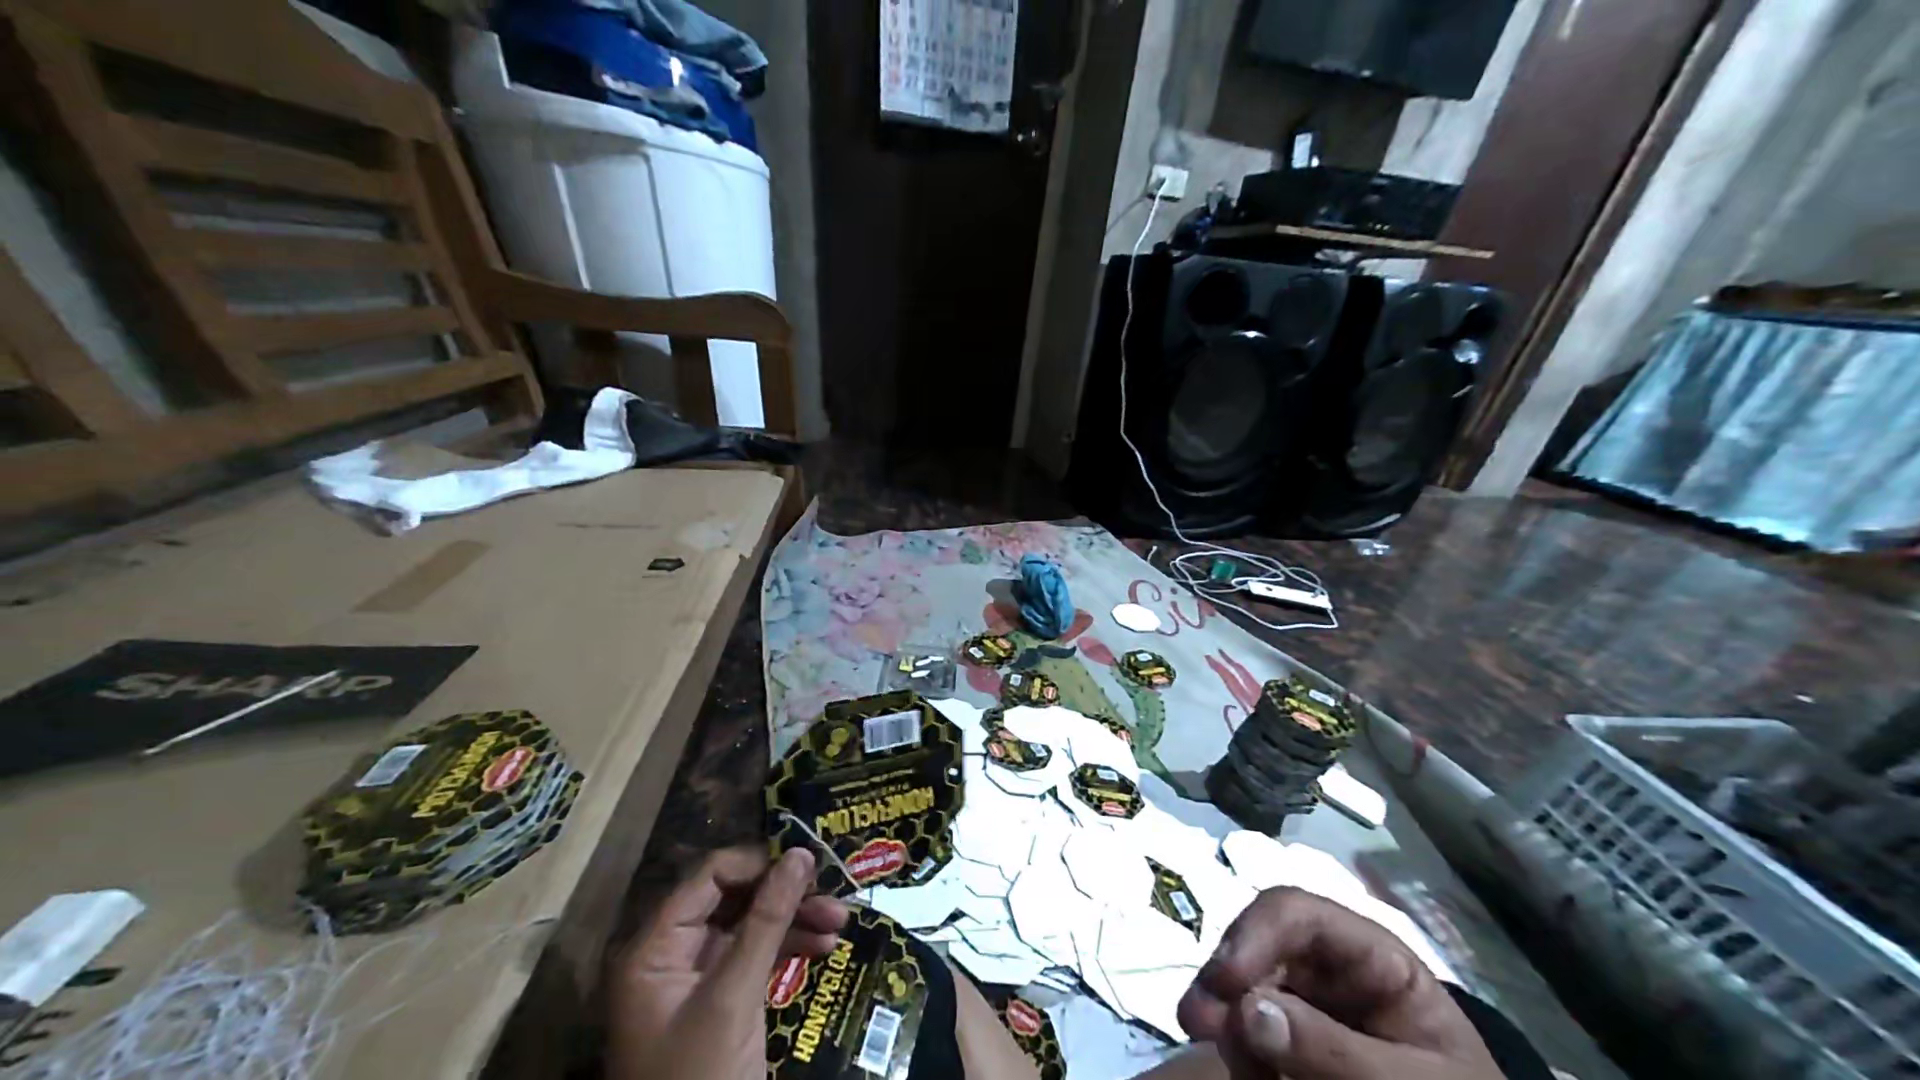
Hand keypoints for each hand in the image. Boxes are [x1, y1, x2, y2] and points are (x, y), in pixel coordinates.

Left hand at [607, 847, 849, 1079]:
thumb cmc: (699, 1077)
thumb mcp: (733, 998)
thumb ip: (766, 922)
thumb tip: (799, 855)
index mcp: (656, 946)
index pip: (709, 878)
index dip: (758, 863)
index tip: (806, 861)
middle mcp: (673, 953)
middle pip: (734, 899)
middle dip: (784, 894)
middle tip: (831, 890)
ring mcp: (698, 979)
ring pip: (751, 927)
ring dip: (795, 920)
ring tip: (840, 919)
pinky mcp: (721, 1002)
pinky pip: (756, 957)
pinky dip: (790, 948)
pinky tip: (826, 945)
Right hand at [1177, 887, 1501, 1079]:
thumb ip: (1336, 1050)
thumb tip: (1243, 1008)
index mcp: (1371, 957)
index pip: (1297, 913)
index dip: (1253, 933)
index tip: (1224, 981)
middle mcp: (1329, 969)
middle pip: (1257, 946)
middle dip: (1225, 981)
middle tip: (1195, 1023)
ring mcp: (1307, 1005)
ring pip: (1243, 988)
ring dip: (1226, 1019)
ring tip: (1238, 1068)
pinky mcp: (1291, 1044)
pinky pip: (1248, 1030)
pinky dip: (1240, 1050)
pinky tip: (1248, 1074)